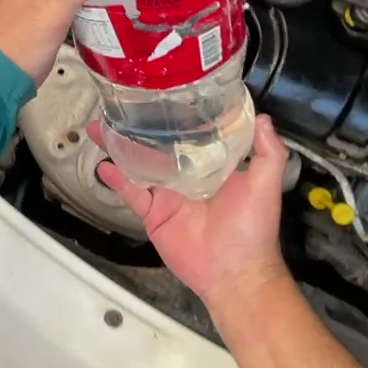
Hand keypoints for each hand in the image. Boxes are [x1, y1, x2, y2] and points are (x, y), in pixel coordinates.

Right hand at [90, 116, 291, 305]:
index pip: (189, 134)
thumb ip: (268, 153)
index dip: (174, 116)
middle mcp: (185, 176)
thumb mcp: (265, 185)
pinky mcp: (152, 213)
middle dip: (137, 128)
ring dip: (118, 147)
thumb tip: (261, 117)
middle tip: (118, 108)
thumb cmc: (252, 228)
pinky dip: (117, 179)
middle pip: (156, 146)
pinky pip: (131, 192)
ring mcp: (166, 194)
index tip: (159, 95)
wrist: (234, 272)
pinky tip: (104, 165)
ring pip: (137, 164)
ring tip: (99, 128)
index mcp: (211, 166)